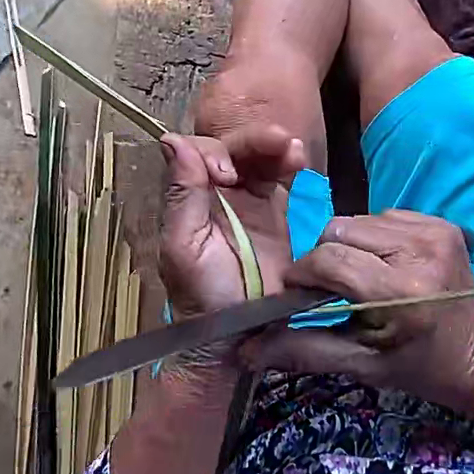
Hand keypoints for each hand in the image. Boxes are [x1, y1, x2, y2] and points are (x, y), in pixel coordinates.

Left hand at [156, 126, 302, 320]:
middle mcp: (220, 192)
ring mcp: (252, 200)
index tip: (228, 176)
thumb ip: (182, 195)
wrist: (242, 333)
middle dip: (255, 140)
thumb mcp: (184, 247)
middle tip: (277, 142)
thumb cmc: (204, 295)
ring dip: (276, 146)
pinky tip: (301, 159)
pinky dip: (293, 163)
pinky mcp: (281, 212)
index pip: (201, 153)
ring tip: (293, 149)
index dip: (216, 154)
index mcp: (192, 197)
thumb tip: (172, 140)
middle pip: (237, 148)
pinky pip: (286, 178)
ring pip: (262, 158)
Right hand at [238, 211, 473, 417]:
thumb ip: (305, 350)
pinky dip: (374, 238)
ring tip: (362, 279)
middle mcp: (420, 250)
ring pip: (360, 220)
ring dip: (349, 246)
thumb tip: (245, 348)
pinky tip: (385, 265)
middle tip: (331, 290)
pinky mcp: (443, 222)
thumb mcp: (363, 366)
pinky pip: (386, 217)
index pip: (328, 259)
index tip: (297, 294)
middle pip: (340, 231)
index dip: (302, 274)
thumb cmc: (422, 367)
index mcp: (401, 290)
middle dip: (324, 258)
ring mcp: (436, 231)